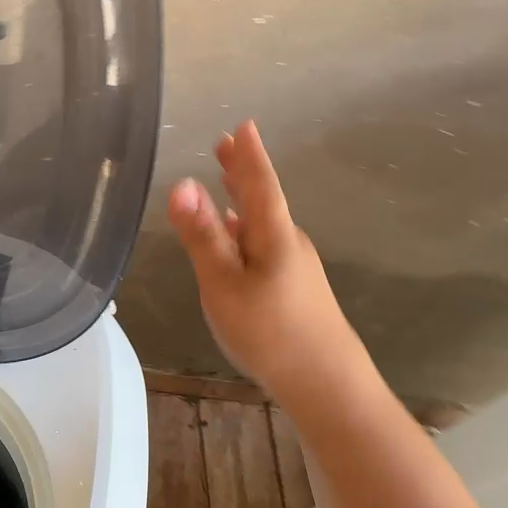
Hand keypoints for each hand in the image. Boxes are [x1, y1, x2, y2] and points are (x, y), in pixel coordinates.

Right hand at [167, 121, 367, 398]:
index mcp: (273, 234)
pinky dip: (245, 228)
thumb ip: (203, 235)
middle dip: (242, 171)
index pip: (259, 184)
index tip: (242, 125)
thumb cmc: (269, 329)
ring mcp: (293, 267)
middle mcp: (287, 242)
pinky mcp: (292, 288)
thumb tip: (182, 183)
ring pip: (263, 221)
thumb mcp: (223, 282)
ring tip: (225, 181)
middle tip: (226, 145)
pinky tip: (237, 238)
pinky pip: (263, 243)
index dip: (248, 155)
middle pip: (263, 198)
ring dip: (242, 198)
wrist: (326, 382)